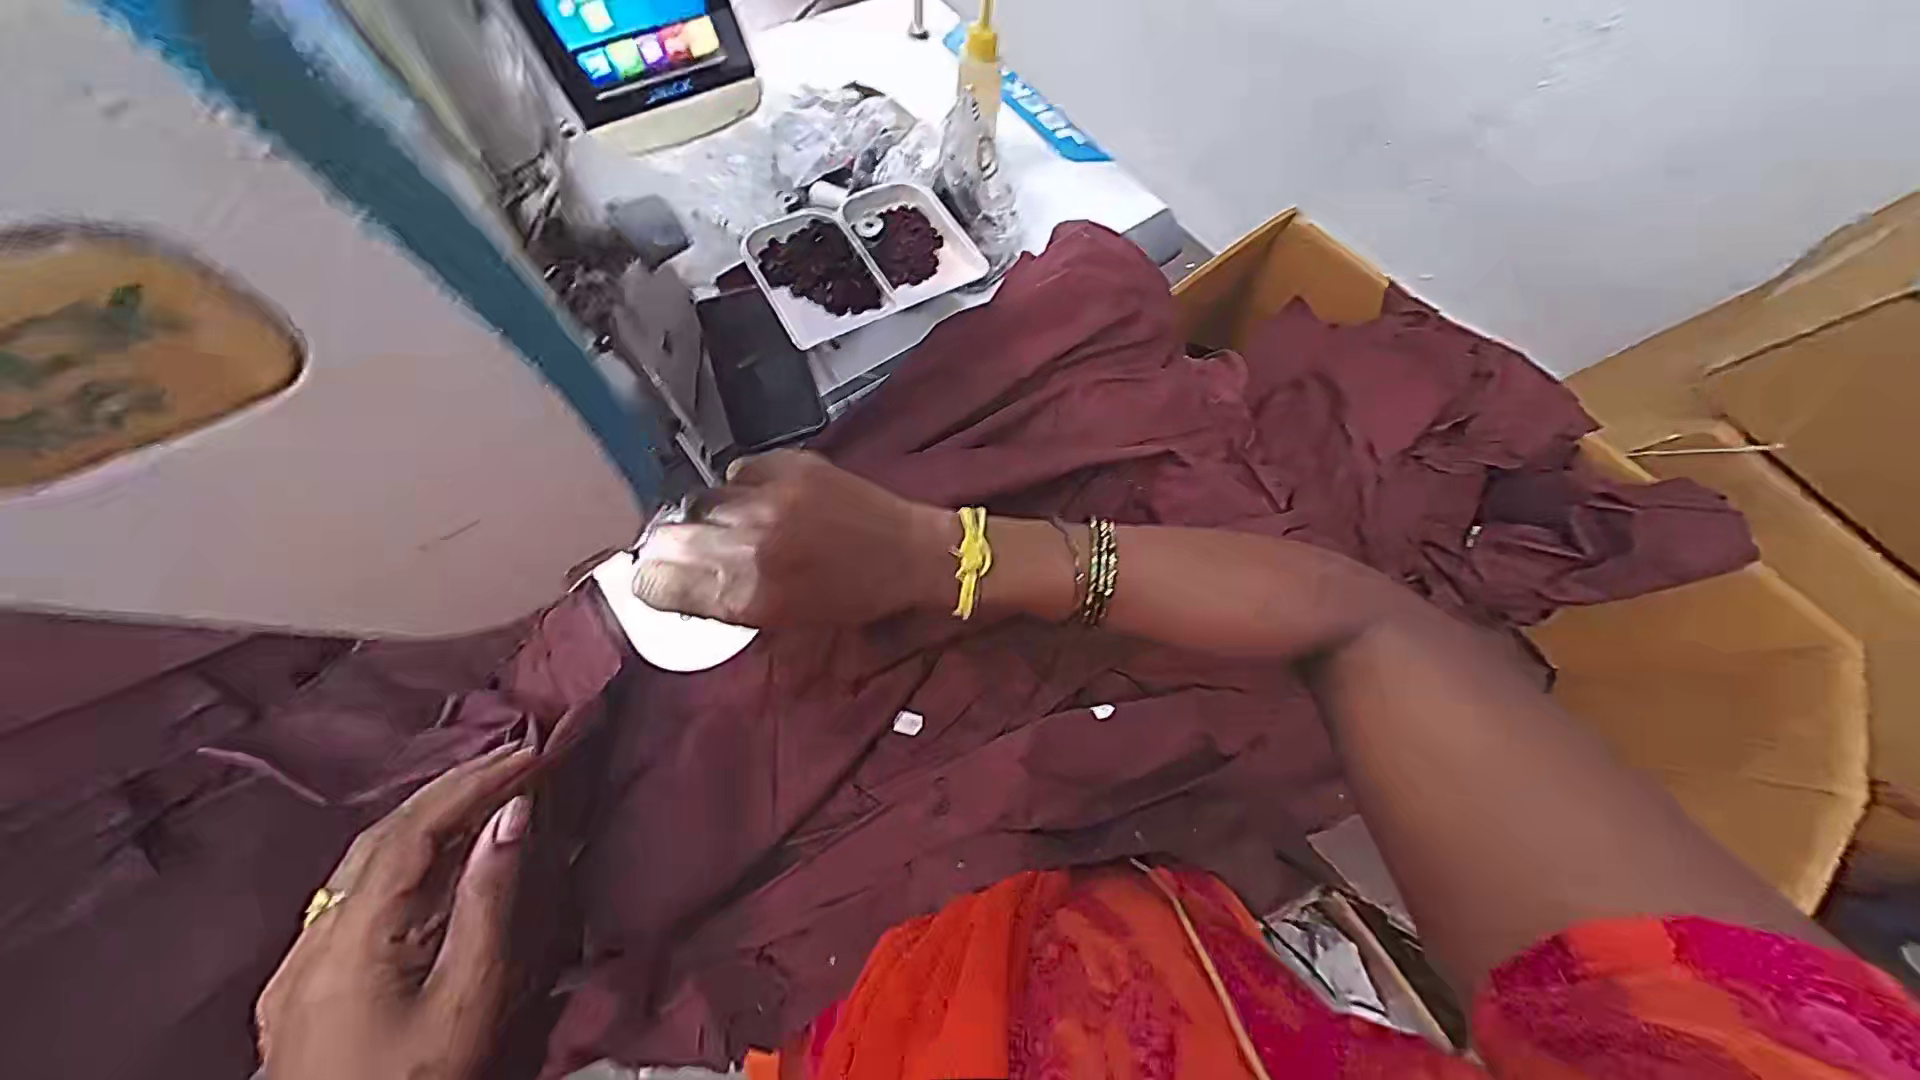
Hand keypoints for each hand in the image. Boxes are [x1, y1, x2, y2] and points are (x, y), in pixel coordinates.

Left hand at [256, 744, 541, 1079]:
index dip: (474, 782)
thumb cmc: (419, 1077)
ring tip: (490, 786)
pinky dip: (414, 848)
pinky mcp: (307, 978)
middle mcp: (313, 938)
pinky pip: (362, 887)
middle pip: (384, 834)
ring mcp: (302, 959)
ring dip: (433, 812)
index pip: (414, 829)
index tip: (530, 752)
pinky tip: (445, 846)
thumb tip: (513, 813)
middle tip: (517, 757)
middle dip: (455, 786)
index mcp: (348, 938)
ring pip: (367, 858)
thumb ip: (490, 896)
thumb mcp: (470, 990)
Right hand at [632, 450, 954, 626]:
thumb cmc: (855, 597)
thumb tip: (676, 585)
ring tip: (738, 523)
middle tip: (696, 551)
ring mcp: (770, 498)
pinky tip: (764, 499)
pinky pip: (737, 471)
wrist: (909, 552)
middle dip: (673, 547)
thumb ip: (726, 603)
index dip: (653, 581)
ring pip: (700, 499)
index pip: (655, 581)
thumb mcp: (785, 618)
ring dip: (710, 515)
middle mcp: (750, 543)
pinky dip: (742, 487)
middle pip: (666, 536)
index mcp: (748, 594)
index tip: (661, 579)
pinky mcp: (790, 464)